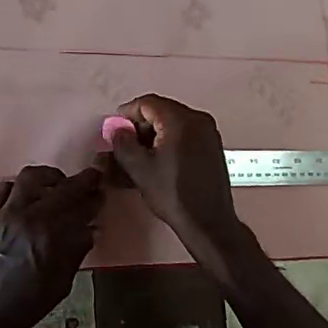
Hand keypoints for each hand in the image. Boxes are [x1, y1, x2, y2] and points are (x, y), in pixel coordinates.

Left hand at [0, 165, 103, 327]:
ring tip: (58, 184)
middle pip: (63, 187)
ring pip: (32, 177)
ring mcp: (9, 211)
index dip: (95, 198)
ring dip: (50, 176)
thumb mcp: (62, 281)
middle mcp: (31, 216)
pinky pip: (7, 187)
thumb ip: (76, 250)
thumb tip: (89, 229)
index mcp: (52, 235)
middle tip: (92, 179)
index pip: (82, 207)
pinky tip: (28, 196)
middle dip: (82, 181)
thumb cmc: (27, 302)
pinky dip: (21, 187)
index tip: (101, 193)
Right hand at [105, 95, 246, 255]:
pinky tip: (157, 160)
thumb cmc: (174, 194)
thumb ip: (123, 143)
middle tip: (124, 143)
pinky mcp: (212, 147)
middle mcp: (198, 120)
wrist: (208, 223)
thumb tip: (117, 130)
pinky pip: (185, 134)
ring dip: (153, 134)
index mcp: (181, 120)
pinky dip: (168, 140)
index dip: (127, 114)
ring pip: (173, 123)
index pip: (148, 103)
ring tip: (138, 154)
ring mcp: (208, 133)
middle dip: (139, 125)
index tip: (115, 129)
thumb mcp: (139, 168)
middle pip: (161, 110)